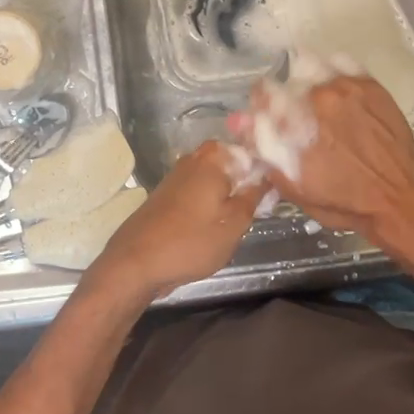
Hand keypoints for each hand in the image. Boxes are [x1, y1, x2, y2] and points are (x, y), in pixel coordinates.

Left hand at [86, 141, 264, 298]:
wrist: (135, 263)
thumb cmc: (190, 242)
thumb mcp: (234, 223)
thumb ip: (254, 196)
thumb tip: (267, 176)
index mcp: (213, 158)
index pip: (252, 151)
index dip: (268, 168)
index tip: (278, 188)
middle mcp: (193, 159)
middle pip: (232, 164)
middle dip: (248, 182)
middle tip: (259, 208)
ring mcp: (177, 176)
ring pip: (215, 179)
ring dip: (229, 194)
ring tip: (238, 221)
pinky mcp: (167, 195)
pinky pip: (199, 191)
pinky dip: (211, 203)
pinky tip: (215, 225)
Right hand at [258, 75, 413, 243]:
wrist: (397, 198)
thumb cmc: (342, 201)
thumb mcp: (293, 185)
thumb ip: (264, 148)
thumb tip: (238, 119)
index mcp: (291, 122)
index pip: (262, 93)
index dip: (263, 105)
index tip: (270, 117)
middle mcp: (314, 96)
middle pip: (288, 82)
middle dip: (289, 99)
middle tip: (301, 122)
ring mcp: (344, 87)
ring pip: (313, 70)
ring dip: (310, 85)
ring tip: (322, 109)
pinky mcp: (368, 84)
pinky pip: (340, 64)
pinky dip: (333, 74)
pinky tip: (338, 94)